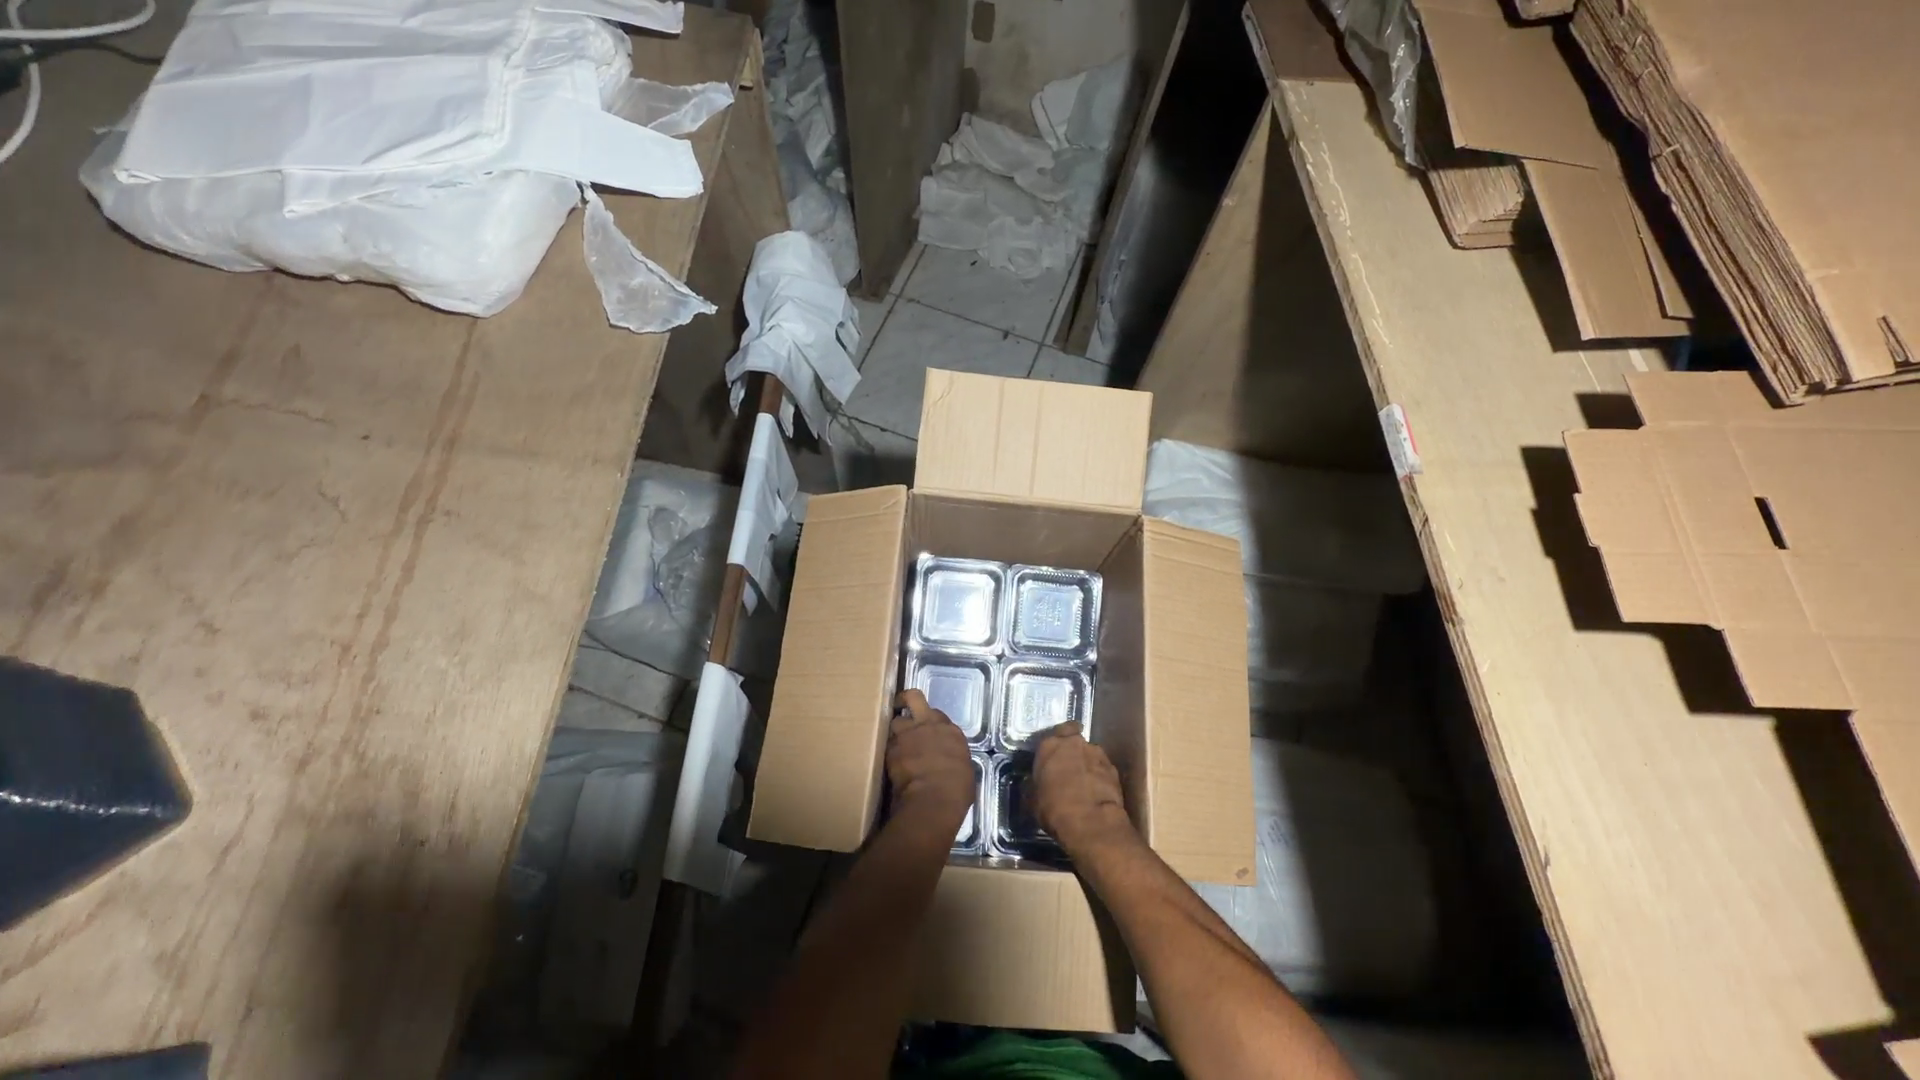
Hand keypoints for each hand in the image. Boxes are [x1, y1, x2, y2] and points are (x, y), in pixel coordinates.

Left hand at [887, 690, 974, 827]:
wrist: (934, 798)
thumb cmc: (956, 790)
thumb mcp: (963, 768)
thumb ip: (952, 756)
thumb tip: (947, 762)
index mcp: (950, 731)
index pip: (937, 716)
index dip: (931, 722)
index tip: (928, 730)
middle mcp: (928, 725)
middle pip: (913, 697)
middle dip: (905, 699)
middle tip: (900, 705)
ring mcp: (907, 734)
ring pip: (895, 721)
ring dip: (895, 730)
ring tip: (897, 743)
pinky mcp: (891, 749)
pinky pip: (888, 745)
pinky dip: (890, 752)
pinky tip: (892, 762)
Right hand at [1032, 722, 1137, 856]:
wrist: (1091, 822)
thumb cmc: (1054, 808)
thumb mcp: (1032, 799)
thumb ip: (1034, 784)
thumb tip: (1033, 784)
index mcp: (1051, 745)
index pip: (1059, 730)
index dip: (1060, 739)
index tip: (1057, 752)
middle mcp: (1076, 744)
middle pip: (1076, 742)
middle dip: (1073, 753)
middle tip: (1068, 770)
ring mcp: (1098, 756)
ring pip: (1092, 755)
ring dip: (1088, 766)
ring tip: (1084, 785)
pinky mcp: (1115, 771)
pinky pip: (1104, 771)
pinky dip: (1100, 779)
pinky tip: (1096, 794)